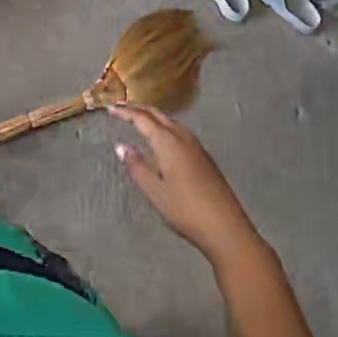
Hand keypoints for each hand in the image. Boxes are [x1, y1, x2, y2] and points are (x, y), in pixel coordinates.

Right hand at [110, 103, 262, 261]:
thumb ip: (137, 167)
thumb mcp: (155, 192)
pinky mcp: (205, 157)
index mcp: (168, 143)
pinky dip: (165, 126)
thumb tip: (121, 147)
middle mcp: (183, 138)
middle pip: (158, 115)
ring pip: (171, 122)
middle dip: (139, 109)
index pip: (142, 119)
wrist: (227, 228)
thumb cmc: (186, 210)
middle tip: (121, 108)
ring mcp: (197, 147)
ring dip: (153, 116)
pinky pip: (179, 131)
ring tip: (139, 119)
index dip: (125, 112)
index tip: (110, 108)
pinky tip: (163, 137)